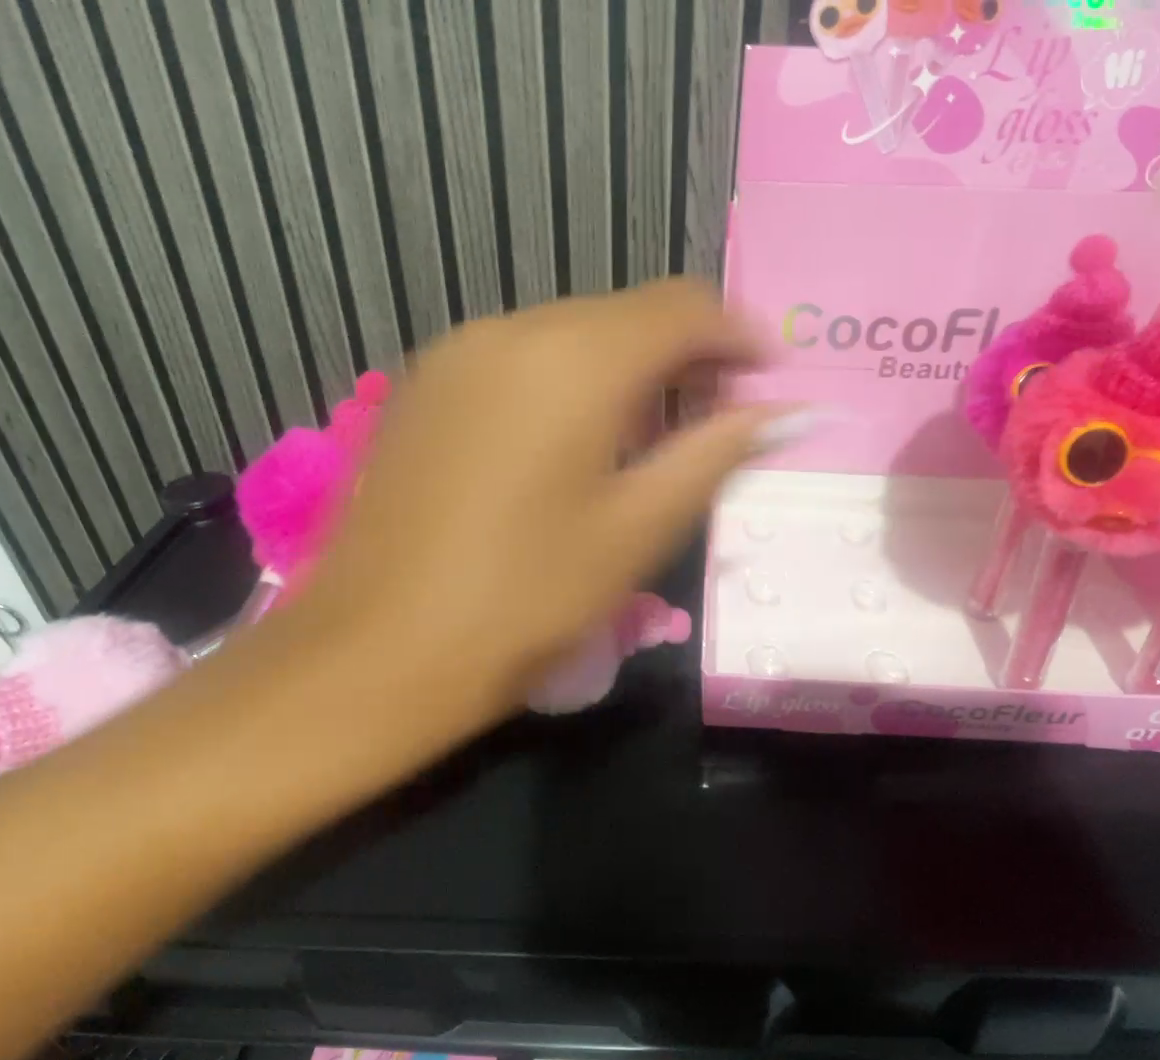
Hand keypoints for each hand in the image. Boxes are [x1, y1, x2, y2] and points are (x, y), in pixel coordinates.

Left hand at [297, 279, 794, 725]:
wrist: (374, 653)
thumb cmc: (524, 600)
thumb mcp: (636, 531)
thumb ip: (715, 454)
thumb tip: (785, 411)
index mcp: (575, 358)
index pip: (682, 307)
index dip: (738, 335)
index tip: (770, 379)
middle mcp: (512, 329)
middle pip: (624, 315)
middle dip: (683, 355)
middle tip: (715, 422)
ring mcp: (456, 354)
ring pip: (568, 335)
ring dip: (624, 370)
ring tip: (647, 442)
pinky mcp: (422, 387)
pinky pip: (517, 360)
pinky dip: (565, 384)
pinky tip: (572, 446)